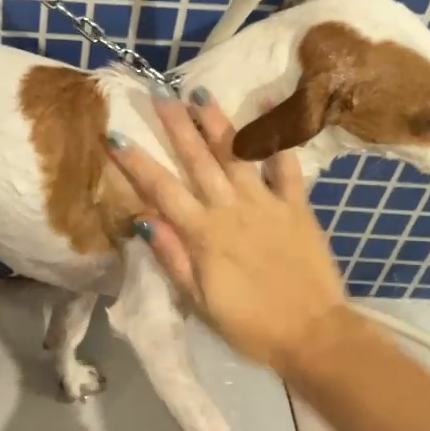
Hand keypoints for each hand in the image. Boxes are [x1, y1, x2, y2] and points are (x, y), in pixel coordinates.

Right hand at [108, 89, 350, 375]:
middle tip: (159, 94)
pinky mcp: (297, 206)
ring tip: (200, 93)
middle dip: (176, 126)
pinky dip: (278, 137)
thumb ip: (172, 257)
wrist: (315, 337)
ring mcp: (266, 203)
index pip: (161, 190)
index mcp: (203, 233)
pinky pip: (287, 165)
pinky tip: (271, 109)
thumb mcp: (200, 302)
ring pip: (236, 154)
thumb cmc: (251, 325)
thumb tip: (141, 219)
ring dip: (217, 122)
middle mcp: (230, 208)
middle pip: (197, 160)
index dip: (135, 162)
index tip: (115, 133)